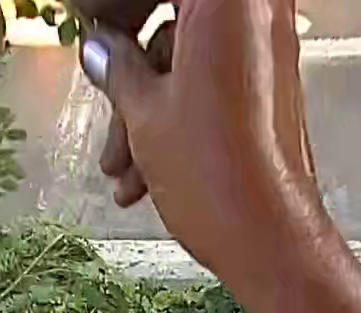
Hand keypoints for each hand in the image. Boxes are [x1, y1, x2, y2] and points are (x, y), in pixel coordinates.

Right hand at [79, 0, 327, 285]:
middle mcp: (258, 8)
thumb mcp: (145, 116)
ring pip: (188, 58)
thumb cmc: (216, 179)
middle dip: (127, 67)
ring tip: (119, 166)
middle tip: (100, 93)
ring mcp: (269, 52)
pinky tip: (145, 169)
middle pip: (171, 15)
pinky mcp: (272, 92)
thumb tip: (100, 51)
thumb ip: (117, 68)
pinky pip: (213, 85)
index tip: (88, 24)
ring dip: (146, 108)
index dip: (112, 7)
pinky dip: (177, 117)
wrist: (269, 241)